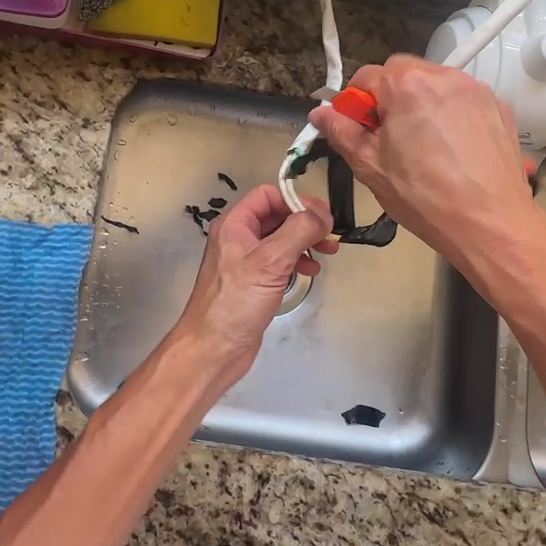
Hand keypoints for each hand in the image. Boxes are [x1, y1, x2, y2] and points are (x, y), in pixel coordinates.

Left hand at [170, 183, 336, 389]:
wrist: (214, 349)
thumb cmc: (236, 302)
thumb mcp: (270, 261)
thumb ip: (298, 232)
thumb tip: (322, 215)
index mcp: (234, 225)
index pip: (268, 195)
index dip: (296, 200)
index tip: (322, 214)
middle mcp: (239, 238)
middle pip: (276, 215)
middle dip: (304, 221)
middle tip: (330, 233)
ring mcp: (246, 260)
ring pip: (280, 238)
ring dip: (305, 240)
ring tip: (328, 251)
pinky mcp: (254, 281)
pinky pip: (279, 260)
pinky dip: (297, 260)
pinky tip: (311, 269)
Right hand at [308, 55, 541, 273]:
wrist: (492, 225)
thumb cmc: (426, 198)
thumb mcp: (370, 166)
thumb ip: (340, 132)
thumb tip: (321, 114)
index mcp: (406, 86)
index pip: (365, 77)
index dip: (355, 104)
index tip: (358, 131)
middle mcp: (443, 76)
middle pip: (401, 73)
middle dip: (388, 98)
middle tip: (388, 137)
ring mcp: (475, 90)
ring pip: (433, 84)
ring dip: (420, 104)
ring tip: (422, 146)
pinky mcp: (498, 107)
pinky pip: (461, 99)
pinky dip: (450, 114)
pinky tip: (451, 150)